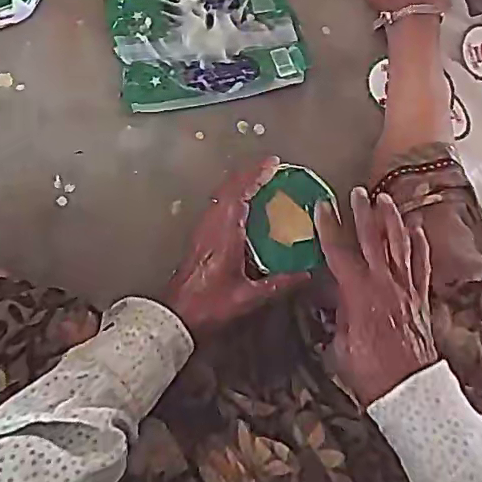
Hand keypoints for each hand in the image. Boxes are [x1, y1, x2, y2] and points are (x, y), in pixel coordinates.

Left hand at [165, 159, 310, 334]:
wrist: (175, 317)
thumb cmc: (209, 306)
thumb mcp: (248, 297)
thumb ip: (279, 284)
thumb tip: (306, 274)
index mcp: (225, 234)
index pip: (240, 193)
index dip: (256, 175)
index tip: (273, 164)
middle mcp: (212, 225)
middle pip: (229, 188)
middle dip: (250, 172)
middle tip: (271, 167)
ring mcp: (203, 229)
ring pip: (222, 195)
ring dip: (240, 182)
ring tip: (260, 179)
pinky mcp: (201, 236)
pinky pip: (218, 205)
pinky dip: (233, 195)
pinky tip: (245, 203)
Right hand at [315, 187, 437, 405]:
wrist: (409, 388)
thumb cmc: (370, 372)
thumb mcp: (339, 346)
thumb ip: (336, 317)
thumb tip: (330, 300)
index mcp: (359, 294)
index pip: (339, 253)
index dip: (329, 228)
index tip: (322, 207)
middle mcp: (385, 283)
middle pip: (372, 240)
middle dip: (363, 214)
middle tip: (357, 193)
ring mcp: (406, 287)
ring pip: (399, 245)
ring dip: (391, 221)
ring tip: (386, 200)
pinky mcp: (421, 296)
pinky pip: (421, 264)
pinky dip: (420, 245)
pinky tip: (418, 230)